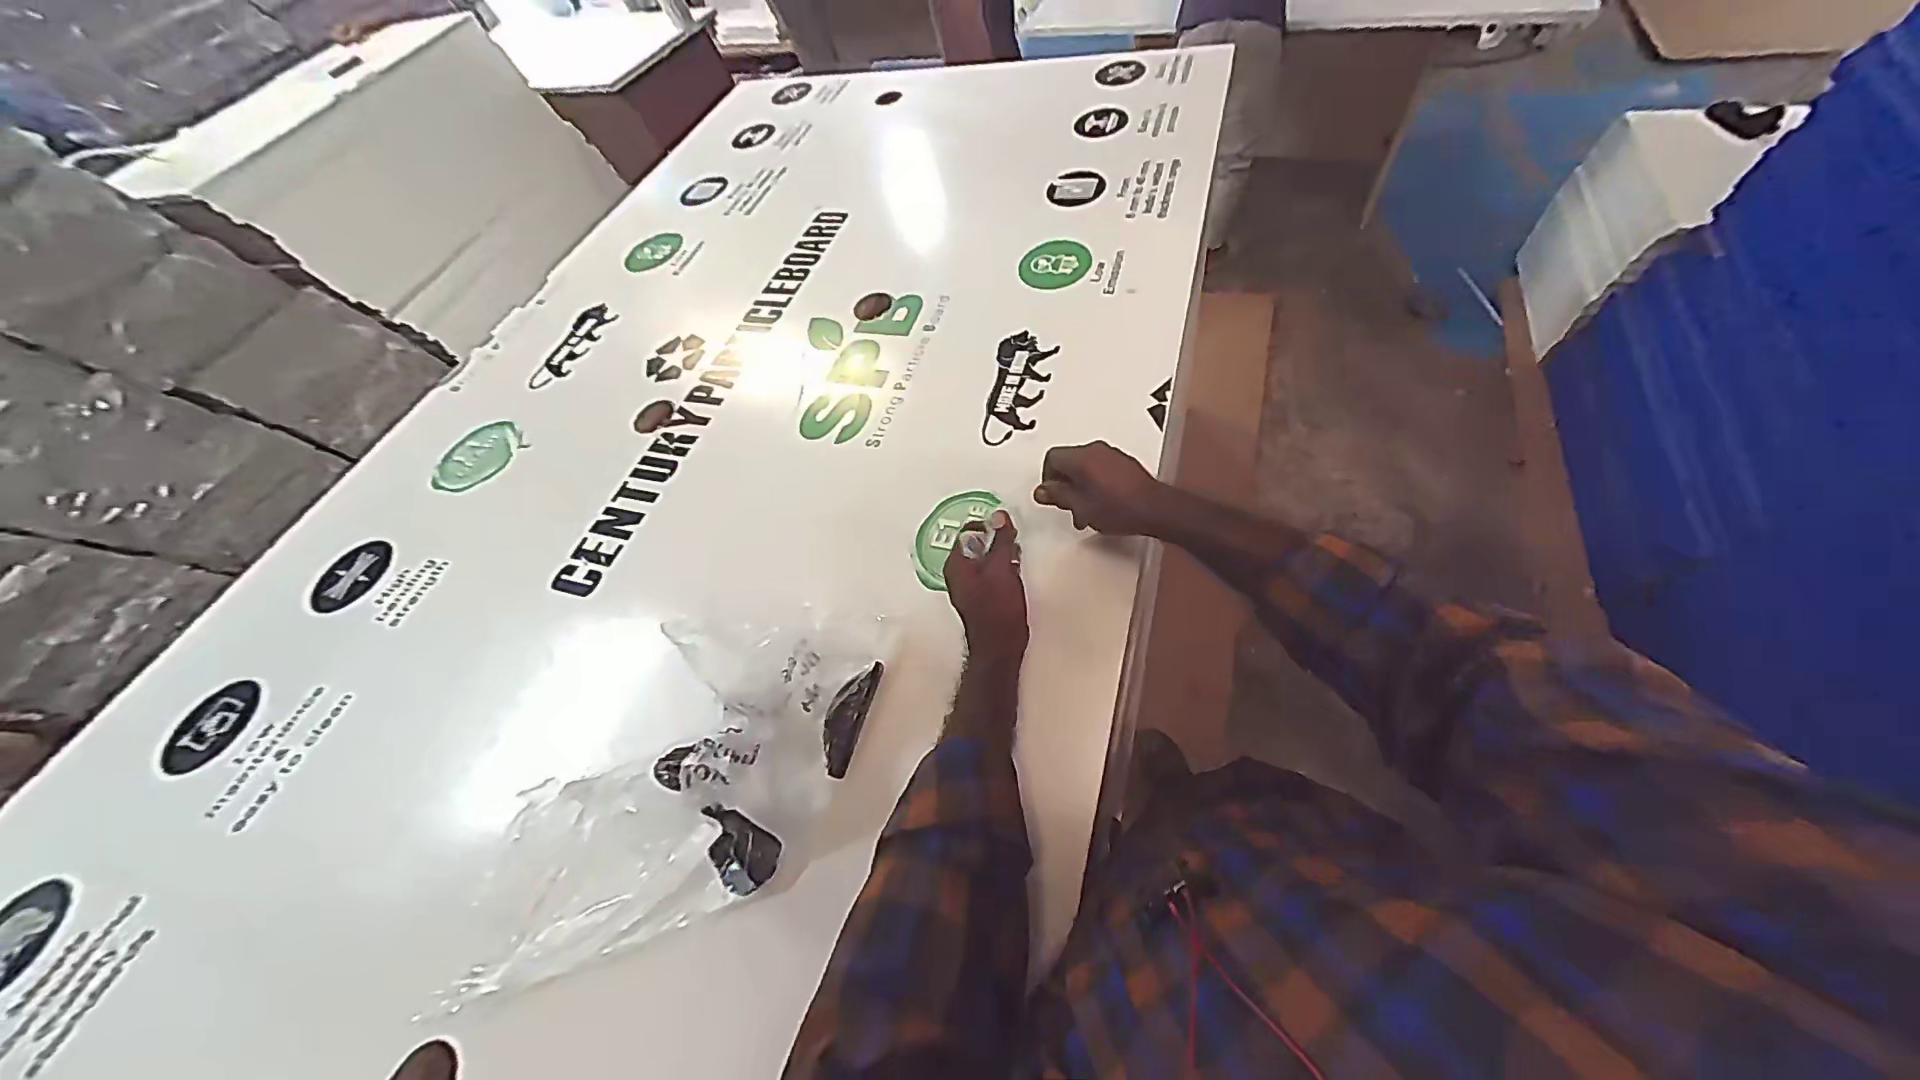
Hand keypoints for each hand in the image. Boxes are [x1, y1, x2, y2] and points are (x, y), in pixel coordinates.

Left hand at [944, 511, 1027, 662]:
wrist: (1000, 645)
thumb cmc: (998, 607)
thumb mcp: (1002, 567)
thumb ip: (1001, 540)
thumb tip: (999, 516)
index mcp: (956, 563)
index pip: (969, 530)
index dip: (989, 524)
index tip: (1007, 525)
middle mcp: (958, 573)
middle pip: (976, 543)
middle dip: (995, 538)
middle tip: (1013, 538)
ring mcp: (969, 586)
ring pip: (984, 557)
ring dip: (1000, 552)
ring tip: (1016, 554)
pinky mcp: (982, 596)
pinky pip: (989, 571)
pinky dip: (1001, 566)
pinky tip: (1014, 570)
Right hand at [1033, 441, 1173, 535]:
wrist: (1154, 509)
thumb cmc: (1122, 507)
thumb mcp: (1079, 506)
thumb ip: (1057, 495)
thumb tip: (1044, 491)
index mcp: (1081, 457)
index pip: (1052, 458)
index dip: (1048, 478)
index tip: (1051, 493)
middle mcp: (1096, 450)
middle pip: (1068, 460)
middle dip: (1064, 483)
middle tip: (1066, 502)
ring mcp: (1112, 455)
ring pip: (1084, 465)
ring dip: (1080, 485)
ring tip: (1085, 508)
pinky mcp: (1125, 464)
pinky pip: (1101, 468)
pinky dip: (1095, 483)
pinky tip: (1101, 503)